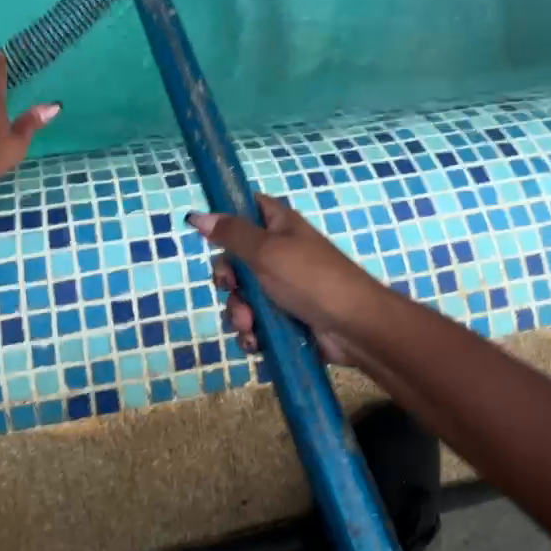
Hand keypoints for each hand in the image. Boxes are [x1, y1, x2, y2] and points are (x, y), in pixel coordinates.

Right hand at [188, 193, 386, 366]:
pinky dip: (251, 332)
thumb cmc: (310, 278)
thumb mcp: (267, 250)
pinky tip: (255, 341)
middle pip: (235, 259)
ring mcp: (282, 286)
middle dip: (228, 280)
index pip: (247, 209)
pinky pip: (254, 321)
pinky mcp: (284, 317)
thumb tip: (197, 215)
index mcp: (279, 225)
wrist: (353, 327)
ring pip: (241, 295)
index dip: (227, 220)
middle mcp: (279, 252)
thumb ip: (231, 234)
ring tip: (249, 325)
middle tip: (231, 287)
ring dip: (238, 311)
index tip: (211, 237)